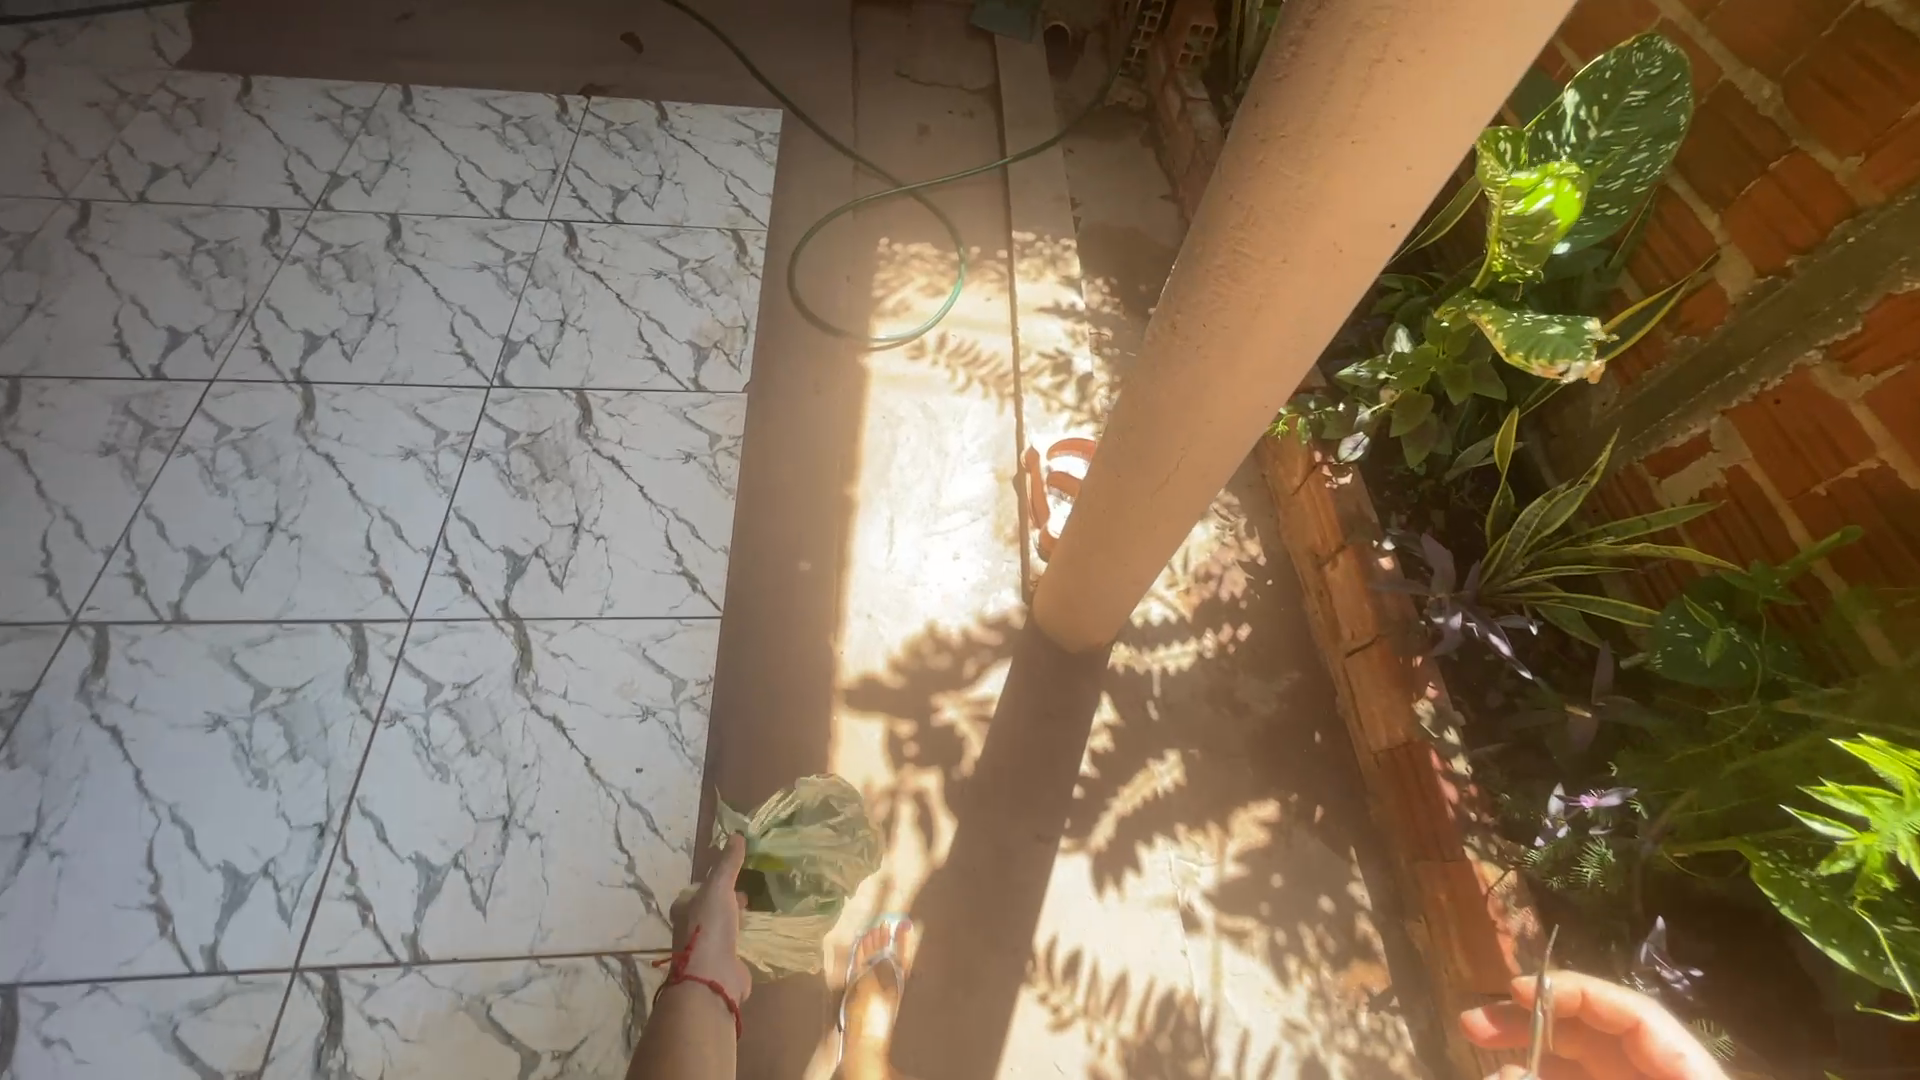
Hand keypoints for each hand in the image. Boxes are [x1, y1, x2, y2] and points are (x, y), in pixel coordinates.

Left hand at [673, 833, 752, 1004]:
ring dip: (737, 922)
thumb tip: (736, 834)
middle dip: (727, 902)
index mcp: (684, 910)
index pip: (696, 891)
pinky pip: (735, 948)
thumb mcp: (718, 887)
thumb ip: (728, 863)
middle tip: (746, 895)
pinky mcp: (724, 967)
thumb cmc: (709, 928)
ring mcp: (707, 951)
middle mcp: (691, 930)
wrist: (711, 978)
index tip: (733, 878)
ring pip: (722, 929)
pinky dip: (745, 941)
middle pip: (710, 910)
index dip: (714, 883)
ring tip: (755, 913)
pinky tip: (758, 935)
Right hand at [1460, 971, 1724, 1079]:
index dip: (1572, 992)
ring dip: (1526, 1063)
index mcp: (1692, 1073)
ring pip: (1576, 1067)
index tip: (1515, 990)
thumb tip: (1500, 1075)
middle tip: (1472, 1026)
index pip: (1633, 1011)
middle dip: (1528, 1027)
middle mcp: (1658, 1074)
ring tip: (1488, 1072)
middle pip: (1591, 1034)